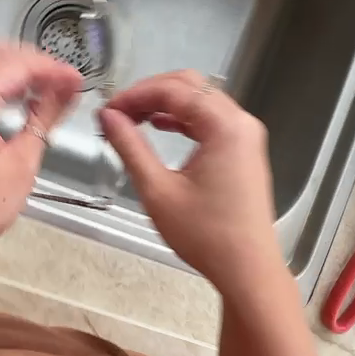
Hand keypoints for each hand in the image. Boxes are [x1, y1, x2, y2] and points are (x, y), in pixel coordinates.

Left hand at [0, 43, 84, 274]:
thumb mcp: (22, 161)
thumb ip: (45, 116)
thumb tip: (67, 89)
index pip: (17, 67)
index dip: (52, 69)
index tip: (77, 79)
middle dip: (34, 63)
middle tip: (65, 81)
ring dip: (17, 72)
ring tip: (50, 90)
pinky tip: (23, 102)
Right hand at [99, 70, 282, 289]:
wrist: (247, 269)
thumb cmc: (204, 234)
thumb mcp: (158, 190)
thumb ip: (130, 147)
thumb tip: (107, 116)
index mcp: (224, 126)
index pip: (173, 91)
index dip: (135, 95)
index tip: (107, 111)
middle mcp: (241, 122)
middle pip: (191, 86)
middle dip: (151, 93)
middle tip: (118, 112)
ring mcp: (246, 135)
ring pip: (202, 100)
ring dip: (166, 103)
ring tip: (132, 119)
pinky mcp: (245, 150)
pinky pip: (212, 119)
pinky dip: (184, 118)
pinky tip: (160, 126)